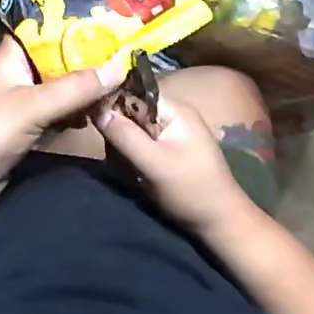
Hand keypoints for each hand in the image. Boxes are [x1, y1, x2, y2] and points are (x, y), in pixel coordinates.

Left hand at [0, 36, 127, 193]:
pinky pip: (63, 110)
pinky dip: (81, 110)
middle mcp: (21, 71)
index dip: (78, 21)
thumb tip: (121, 67)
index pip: (48, 26)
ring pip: (65, 85)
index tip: (114, 18)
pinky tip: (105, 111)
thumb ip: (75, 88)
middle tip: (132, 54)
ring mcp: (26, 98)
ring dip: (90, 87)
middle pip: (62, 57)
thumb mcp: (33, 106)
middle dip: (93, 58)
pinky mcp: (31, 124)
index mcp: (13, 54)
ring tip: (127, 82)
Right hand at [97, 95, 256, 235]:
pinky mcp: (169, 147)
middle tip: (116, 156)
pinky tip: (133, 172)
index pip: (134, 92)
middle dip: (118, 131)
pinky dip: (132, 154)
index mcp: (175, 109)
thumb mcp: (154, 163)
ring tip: (126, 168)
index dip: (112, 103)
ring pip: (133, 128)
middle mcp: (174, 113)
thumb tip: (96, 107)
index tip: (93, 121)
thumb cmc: (190, 190)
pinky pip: (141, 141)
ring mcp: (173, 130)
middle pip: (131, 110)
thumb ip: (125, 135)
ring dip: (123, 146)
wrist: (219, 221)